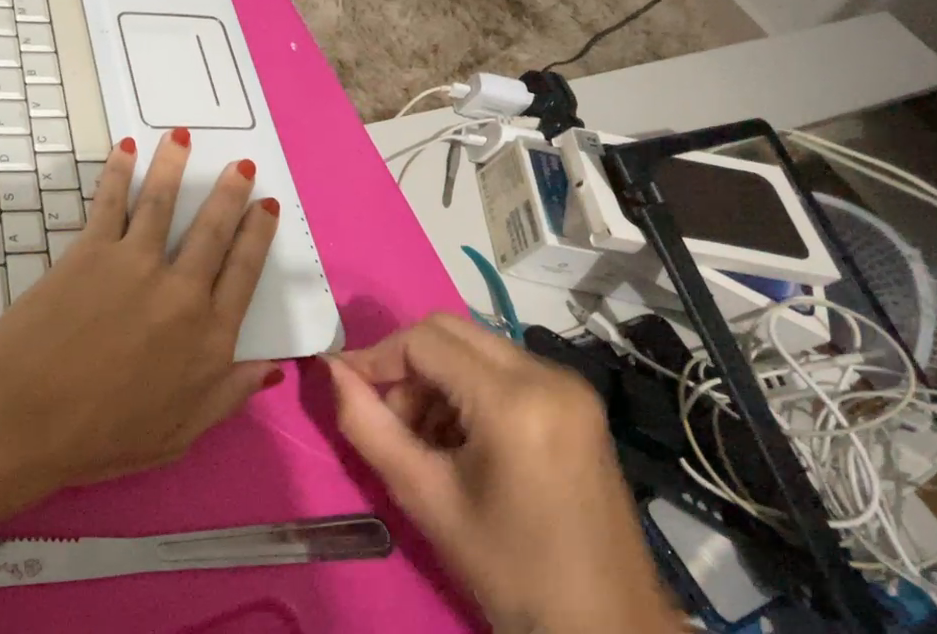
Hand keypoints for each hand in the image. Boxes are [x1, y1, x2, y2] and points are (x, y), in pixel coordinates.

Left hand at [0, 128, 283, 485]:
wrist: (26, 413)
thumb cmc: (100, 437)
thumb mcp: (178, 435)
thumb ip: (226, 396)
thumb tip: (271, 366)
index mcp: (208, 339)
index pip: (244, 275)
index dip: (258, 238)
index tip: (267, 208)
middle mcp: (180, 293)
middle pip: (213, 232)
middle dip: (229, 194)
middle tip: (241, 165)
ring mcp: (134, 265)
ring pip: (164, 204)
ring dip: (175, 168)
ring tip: (182, 138)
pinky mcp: (90, 251)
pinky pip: (110, 201)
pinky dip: (118, 171)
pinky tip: (126, 148)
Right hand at [326, 314, 684, 633]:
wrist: (605, 627)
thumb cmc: (508, 568)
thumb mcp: (424, 496)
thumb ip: (367, 425)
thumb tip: (332, 370)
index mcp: (515, 400)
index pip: (424, 341)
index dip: (376, 356)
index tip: (347, 386)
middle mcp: (549, 376)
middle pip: (450, 332)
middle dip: (406, 365)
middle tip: (390, 419)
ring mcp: (570, 389)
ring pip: (475, 349)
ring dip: (436, 379)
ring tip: (424, 440)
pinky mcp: (578, 405)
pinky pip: (505, 370)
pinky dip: (468, 390)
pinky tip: (461, 443)